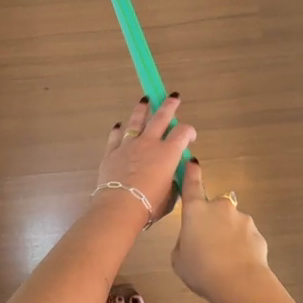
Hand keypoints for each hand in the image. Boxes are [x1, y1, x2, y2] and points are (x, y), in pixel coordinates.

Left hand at [97, 94, 195, 220]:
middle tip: (173, 96)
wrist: (120, 206)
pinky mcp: (112, 152)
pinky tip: (119, 125)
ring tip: (145, 100)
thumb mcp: (170, 196)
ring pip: (136, 121)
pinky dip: (118, 129)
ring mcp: (129, 145)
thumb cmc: (150, 204)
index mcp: (168, 153)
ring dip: (142, 109)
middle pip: (160, 118)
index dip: (189, 131)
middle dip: (169, 105)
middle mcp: (149, 143)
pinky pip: (116, 136)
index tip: (190, 136)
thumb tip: (173, 177)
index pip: (183, 133)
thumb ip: (173, 182)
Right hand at [172, 160, 273, 302]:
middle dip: (212, 221)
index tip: (193, 162)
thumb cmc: (202, 270)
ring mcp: (242, 219)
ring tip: (224, 261)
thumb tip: (193, 239)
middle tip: (208, 245)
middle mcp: (220, 208)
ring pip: (231, 223)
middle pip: (214, 209)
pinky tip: (238, 265)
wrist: (240, 283)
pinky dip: (242, 247)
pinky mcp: (258, 233)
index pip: (192, 186)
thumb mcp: (179, 260)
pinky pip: (245, 237)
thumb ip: (184, 243)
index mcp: (196, 211)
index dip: (191, 173)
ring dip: (228, 235)